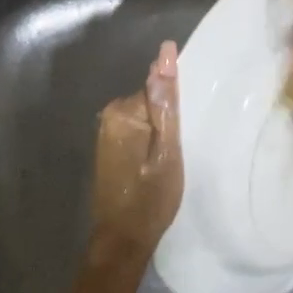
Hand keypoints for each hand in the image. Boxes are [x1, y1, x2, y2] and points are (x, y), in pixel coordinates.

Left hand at [85, 40, 182, 260]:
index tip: (187, 126)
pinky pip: (134, 131)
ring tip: (170, 157)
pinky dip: (147, 141)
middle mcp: (109, 114)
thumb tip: (164, 52)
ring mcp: (105, 131)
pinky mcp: (107, 147)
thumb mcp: (168, 150)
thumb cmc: (150, 197)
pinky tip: (156, 162)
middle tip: (180, 147)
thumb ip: (166, 101)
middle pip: (149, 101)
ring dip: (157, 131)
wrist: (122, 241)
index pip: (157, 88)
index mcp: (123, 109)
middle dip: (165, 119)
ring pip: (143, 118)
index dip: (174, 108)